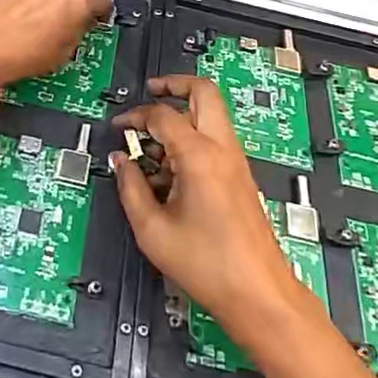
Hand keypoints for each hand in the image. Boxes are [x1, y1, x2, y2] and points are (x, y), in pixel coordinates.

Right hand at [111, 76, 317, 336]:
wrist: (258, 293)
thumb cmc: (207, 265)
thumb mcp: (152, 229)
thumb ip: (130, 187)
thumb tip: (120, 162)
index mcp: (199, 155)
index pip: (163, 114)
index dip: (136, 116)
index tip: (119, 127)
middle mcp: (222, 148)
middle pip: (203, 90)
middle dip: (175, 84)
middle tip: (151, 91)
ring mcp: (235, 160)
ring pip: (211, 112)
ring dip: (183, 114)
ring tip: (154, 143)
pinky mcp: (240, 175)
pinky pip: (215, 138)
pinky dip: (193, 136)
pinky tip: (170, 170)